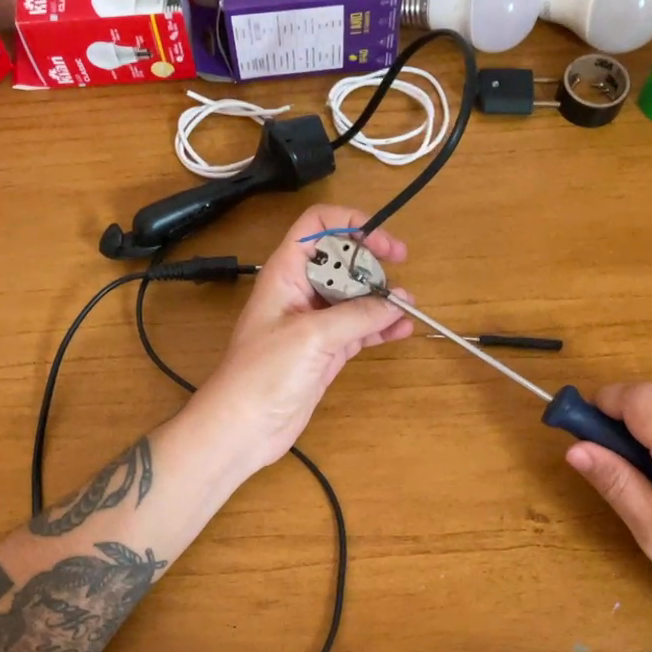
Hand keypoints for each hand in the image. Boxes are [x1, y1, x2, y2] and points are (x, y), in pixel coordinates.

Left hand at [189, 205, 413, 473]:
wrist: (242, 427)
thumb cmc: (262, 375)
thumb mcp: (311, 337)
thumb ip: (356, 316)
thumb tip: (396, 304)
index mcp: (285, 274)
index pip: (317, 227)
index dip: (350, 224)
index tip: (381, 242)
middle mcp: (300, 293)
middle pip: (342, 261)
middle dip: (372, 265)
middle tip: (398, 281)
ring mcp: (314, 325)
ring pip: (354, 298)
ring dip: (381, 299)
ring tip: (408, 307)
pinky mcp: (324, 354)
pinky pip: (358, 330)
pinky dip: (379, 328)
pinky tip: (401, 330)